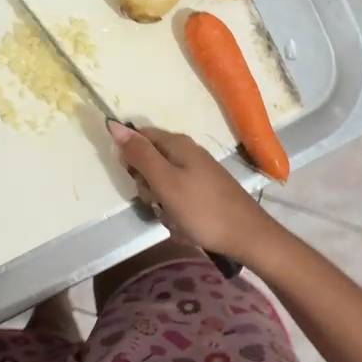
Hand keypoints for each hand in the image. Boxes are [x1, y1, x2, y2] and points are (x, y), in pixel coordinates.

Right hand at [107, 122, 281, 262]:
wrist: (248, 237)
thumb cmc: (202, 209)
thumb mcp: (165, 181)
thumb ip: (140, 154)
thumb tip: (114, 125)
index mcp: (177, 144)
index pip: (139, 137)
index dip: (130, 157)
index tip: (136, 179)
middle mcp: (187, 153)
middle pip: (149, 163)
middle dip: (148, 187)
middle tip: (159, 201)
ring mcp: (197, 174)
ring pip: (162, 186)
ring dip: (162, 206)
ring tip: (175, 218)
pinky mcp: (204, 193)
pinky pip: (177, 200)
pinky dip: (177, 214)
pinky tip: (186, 227)